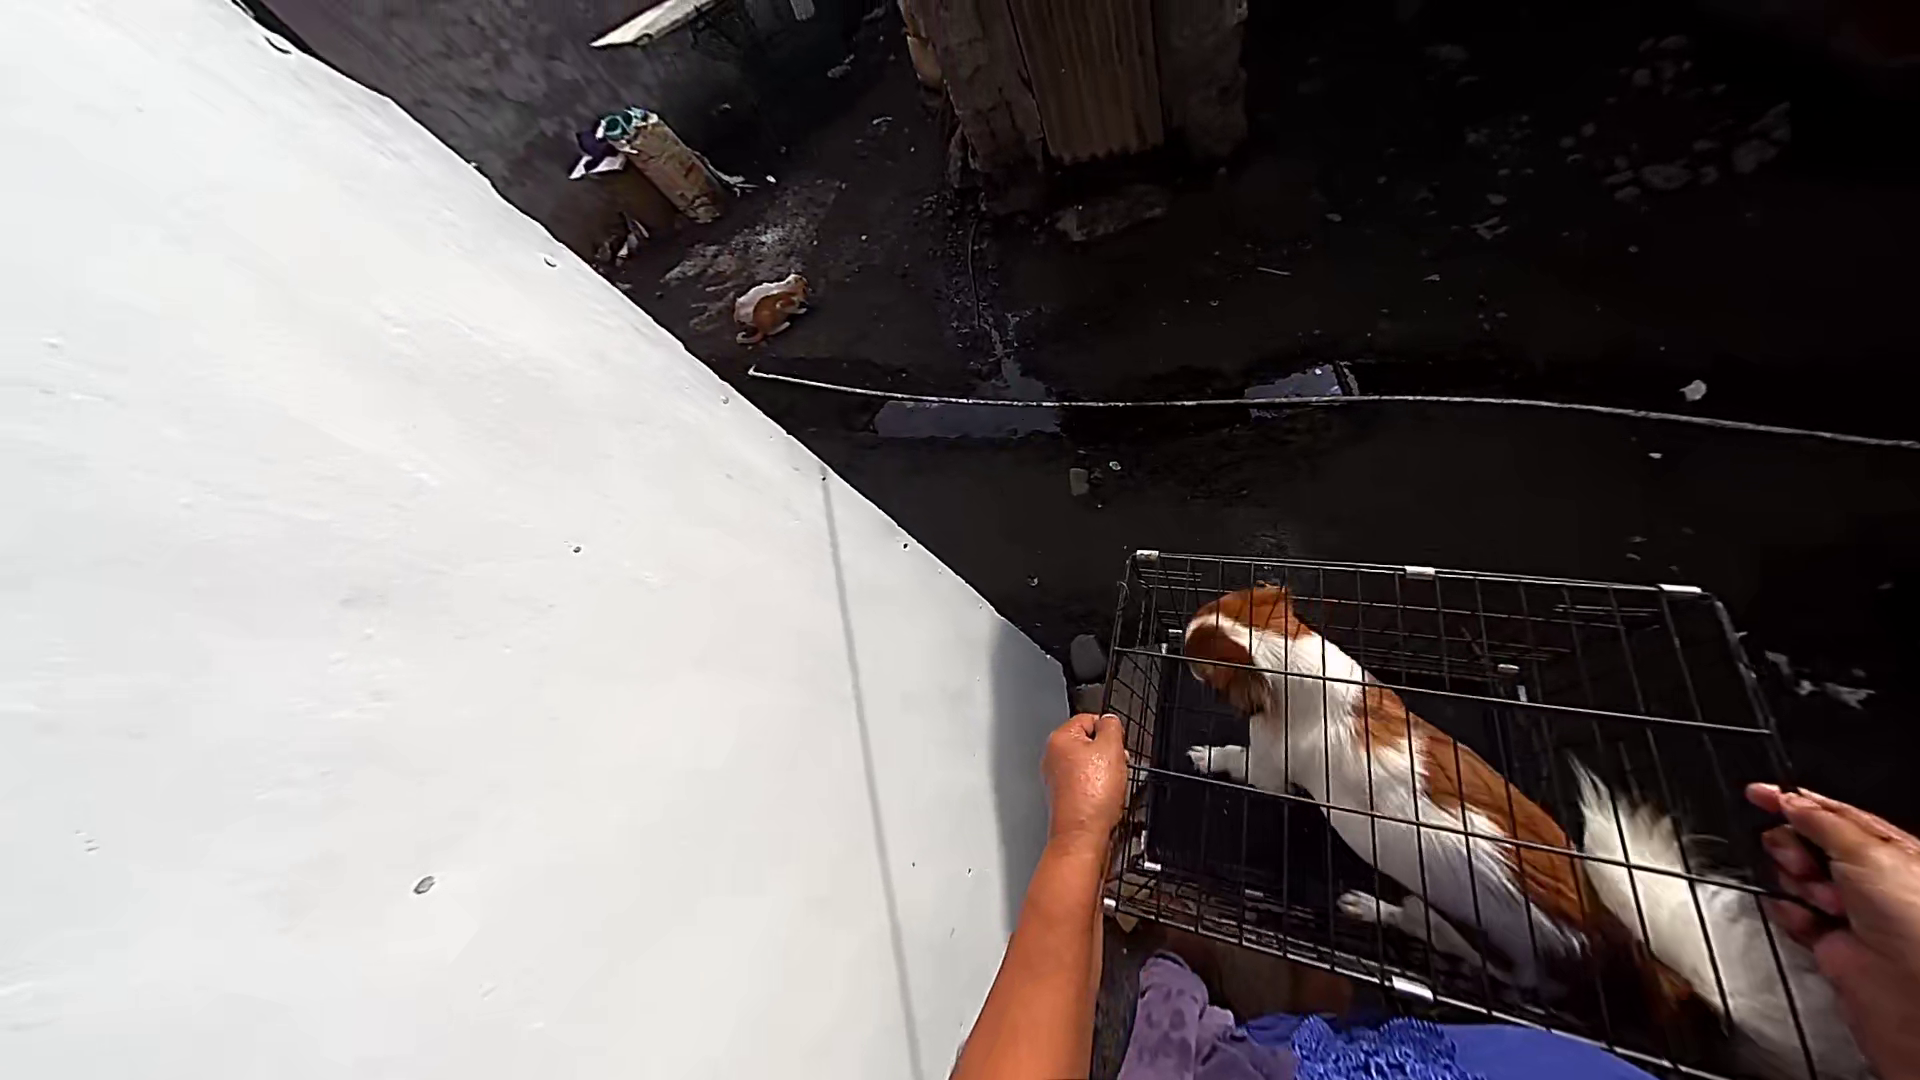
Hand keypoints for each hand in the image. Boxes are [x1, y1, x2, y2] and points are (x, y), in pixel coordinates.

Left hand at [1041, 713, 1127, 853]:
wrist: (1082, 836)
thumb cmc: (1091, 796)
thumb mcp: (1111, 748)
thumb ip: (1112, 726)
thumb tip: (1109, 720)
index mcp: (1059, 738)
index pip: (1089, 719)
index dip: (1109, 731)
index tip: (1118, 744)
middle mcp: (1053, 756)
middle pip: (1088, 742)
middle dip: (1108, 753)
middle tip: (1116, 766)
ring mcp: (1057, 777)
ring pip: (1089, 764)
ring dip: (1105, 772)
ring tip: (1111, 786)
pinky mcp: (1064, 795)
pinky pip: (1086, 783)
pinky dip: (1098, 789)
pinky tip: (1105, 799)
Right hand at [1748, 783, 1919, 1079]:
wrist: (1917, 994)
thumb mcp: (1875, 857)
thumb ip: (1824, 822)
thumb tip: (1788, 799)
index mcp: (1900, 860)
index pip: (1838, 818)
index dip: (1796, 802)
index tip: (1759, 792)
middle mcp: (1878, 884)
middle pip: (1804, 843)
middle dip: (1791, 848)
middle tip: (1802, 862)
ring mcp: (1853, 911)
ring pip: (1791, 874)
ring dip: (1793, 881)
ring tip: (1818, 899)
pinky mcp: (1829, 933)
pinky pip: (1786, 908)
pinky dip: (1788, 910)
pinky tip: (1809, 918)